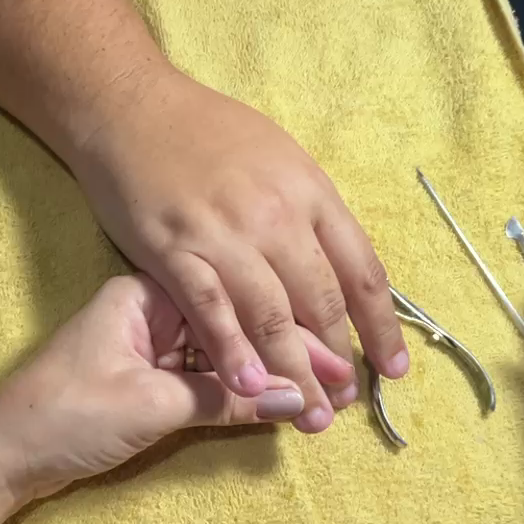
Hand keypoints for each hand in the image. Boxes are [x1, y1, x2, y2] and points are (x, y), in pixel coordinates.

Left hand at [0, 275, 307, 523]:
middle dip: (285, 356)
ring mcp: (148, 345)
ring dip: (264, 377)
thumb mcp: (150, 406)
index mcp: (146, 295)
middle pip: (233, 326)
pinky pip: (203, 378)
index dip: (286, 334)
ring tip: (318, 397)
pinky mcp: (145, 378)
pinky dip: (235, 393)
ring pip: (222, 354)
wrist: (1, 457)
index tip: (335, 361)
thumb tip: (295, 399)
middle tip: (342, 383)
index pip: (232, 302)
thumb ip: (224, 400)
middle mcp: (152, 311)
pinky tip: (273, 403)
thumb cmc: (65, 416)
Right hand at [64, 68, 407, 434]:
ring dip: (294, 371)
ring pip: (271, 315)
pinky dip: (231, 350)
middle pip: (320, 302)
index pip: (361, 270)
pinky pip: (210, 309)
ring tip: (309, 415)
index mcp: (309, 191)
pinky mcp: (174, 250)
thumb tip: (334, 264)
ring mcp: (224, 234)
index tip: (392, 368)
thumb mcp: (277, 156)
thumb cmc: (205, 131)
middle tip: (346, 407)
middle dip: (338, 361)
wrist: (131, 108)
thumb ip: (307, 210)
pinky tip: (248, 386)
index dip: (381, 326)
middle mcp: (276, 216)